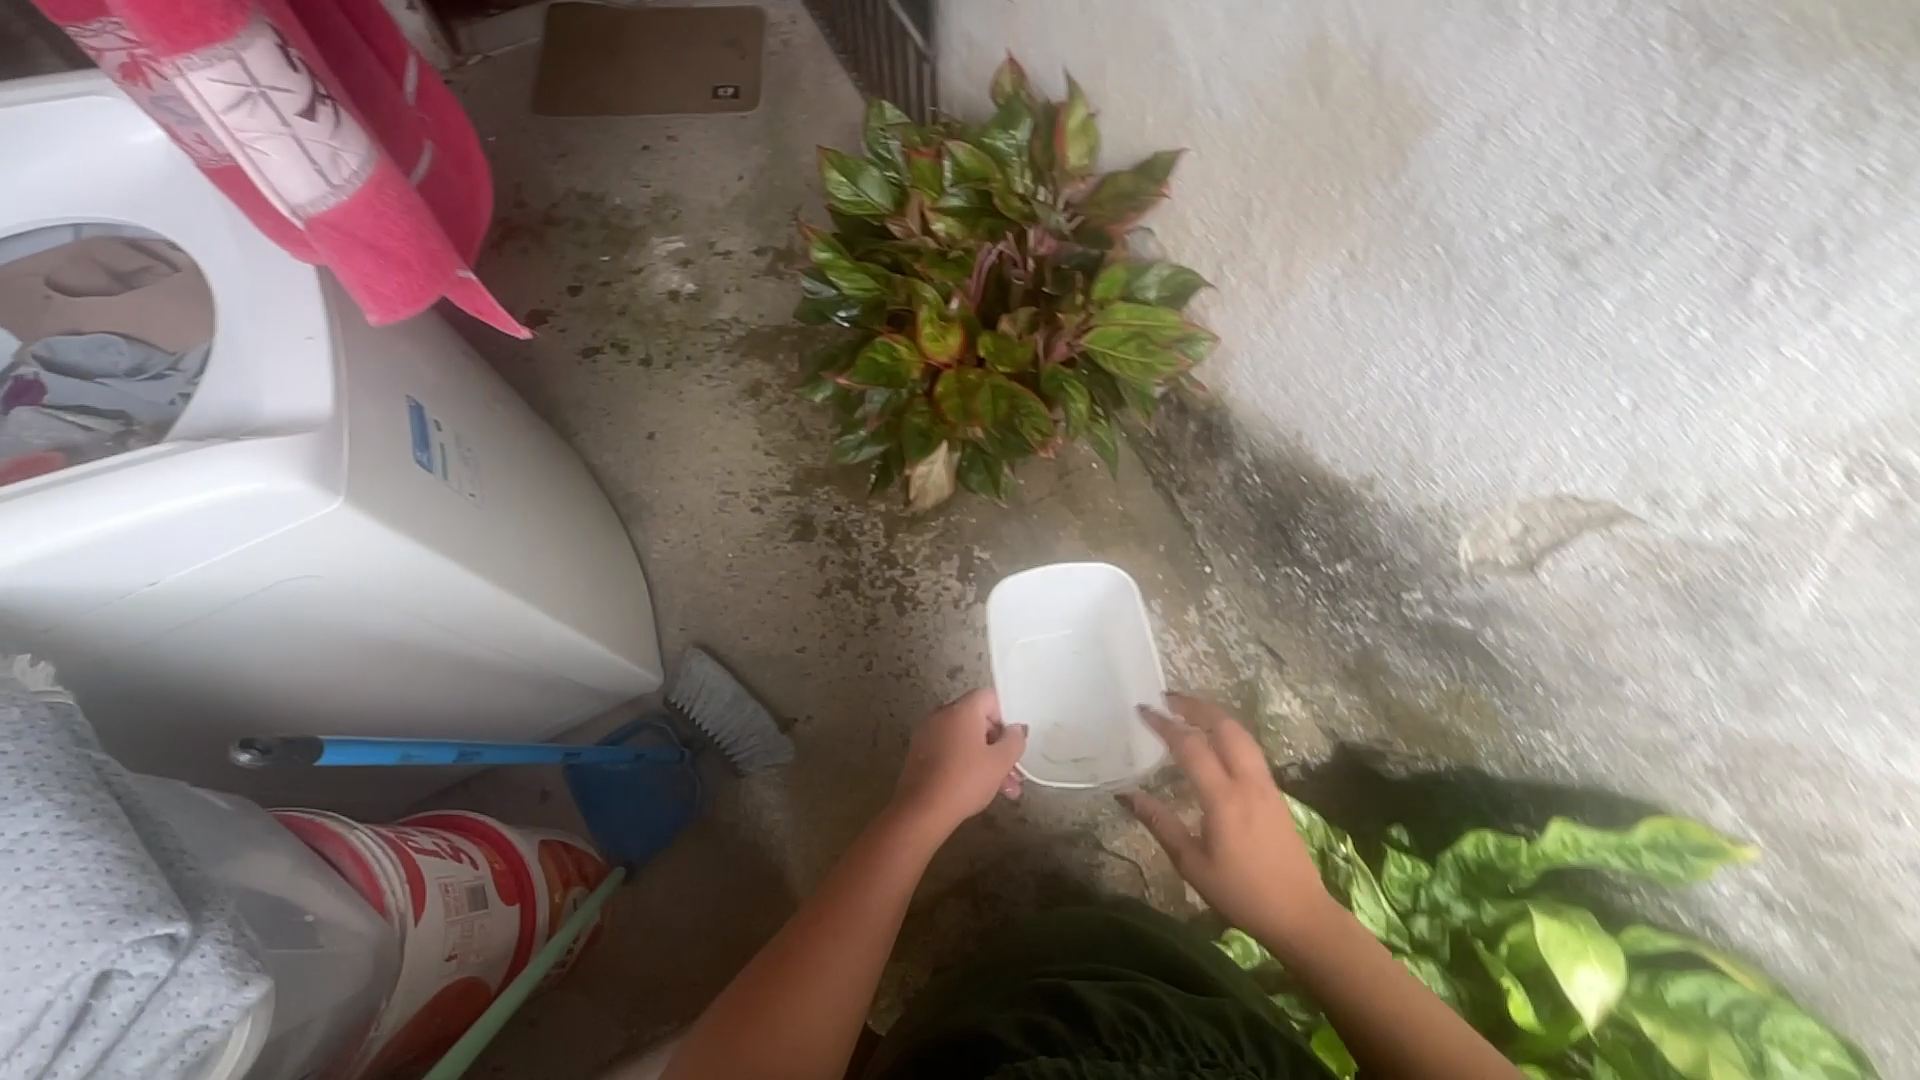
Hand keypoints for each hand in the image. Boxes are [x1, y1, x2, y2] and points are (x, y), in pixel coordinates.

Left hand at [891, 689, 1027, 834]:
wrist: (922, 810)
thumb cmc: (965, 780)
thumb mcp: (999, 762)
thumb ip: (1014, 741)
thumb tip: (1016, 729)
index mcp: (961, 710)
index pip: (988, 697)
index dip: (1005, 716)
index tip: (1012, 742)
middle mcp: (941, 715)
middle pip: (977, 720)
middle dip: (999, 746)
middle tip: (1015, 773)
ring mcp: (927, 734)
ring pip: (965, 740)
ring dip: (987, 760)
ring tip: (1006, 791)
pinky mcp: (919, 754)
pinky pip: (950, 751)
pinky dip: (966, 764)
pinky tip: (981, 790)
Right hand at [1120, 694, 1334, 944]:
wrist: (1300, 914)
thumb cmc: (1241, 893)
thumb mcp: (1192, 864)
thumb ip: (1160, 824)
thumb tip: (1128, 795)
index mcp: (1224, 798)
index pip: (1191, 746)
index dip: (1165, 725)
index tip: (1143, 711)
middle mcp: (1248, 782)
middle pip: (1224, 727)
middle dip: (1196, 707)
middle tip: (1168, 698)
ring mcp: (1267, 786)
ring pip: (1242, 735)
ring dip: (1215, 717)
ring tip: (1189, 711)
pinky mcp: (1276, 794)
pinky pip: (1250, 750)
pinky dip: (1229, 734)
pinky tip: (1216, 741)